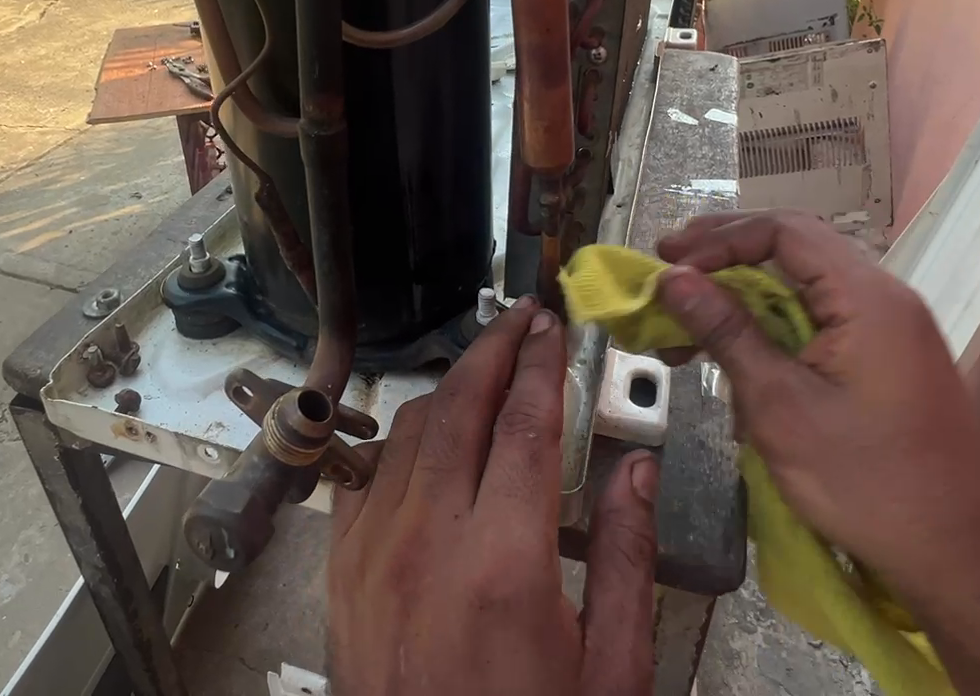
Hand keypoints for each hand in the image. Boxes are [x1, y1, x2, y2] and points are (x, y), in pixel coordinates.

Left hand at [328, 299, 661, 695]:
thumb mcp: (610, 668)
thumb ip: (623, 555)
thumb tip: (636, 467)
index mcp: (502, 562)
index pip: (524, 425)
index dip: (542, 365)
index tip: (553, 327)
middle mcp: (426, 538)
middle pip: (461, 405)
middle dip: (495, 348)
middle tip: (523, 319)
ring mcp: (372, 546)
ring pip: (411, 427)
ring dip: (453, 387)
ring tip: (488, 371)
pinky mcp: (342, 562)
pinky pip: (369, 469)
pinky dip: (404, 436)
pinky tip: (433, 434)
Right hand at [654, 210, 979, 603]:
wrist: (962, 559)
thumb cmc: (867, 482)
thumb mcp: (780, 404)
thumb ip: (726, 331)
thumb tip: (673, 279)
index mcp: (866, 297)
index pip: (783, 231)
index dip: (718, 239)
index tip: (667, 264)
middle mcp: (881, 298)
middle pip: (792, 247)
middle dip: (723, 254)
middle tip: (668, 267)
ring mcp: (885, 328)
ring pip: (798, 285)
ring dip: (739, 295)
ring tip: (684, 318)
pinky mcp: (880, 358)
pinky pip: (813, 319)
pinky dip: (765, 326)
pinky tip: (728, 353)